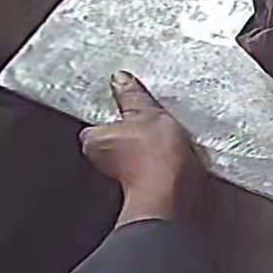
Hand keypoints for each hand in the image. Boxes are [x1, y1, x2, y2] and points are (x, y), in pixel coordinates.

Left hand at [80, 71, 202, 224]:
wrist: (175, 193)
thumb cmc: (154, 158)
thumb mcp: (146, 114)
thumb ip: (132, 96)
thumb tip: (120, 79)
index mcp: (93, 140)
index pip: (100, 121)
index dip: (120, 113)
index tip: (136, 106)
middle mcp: (103, 160)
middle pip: (120, 135)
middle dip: (137, 128)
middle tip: (157, 116)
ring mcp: (125, 174)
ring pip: (138, 149)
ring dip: (153, 142)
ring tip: (171, 133)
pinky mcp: (147, 183)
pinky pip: (154, 162)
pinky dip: (164, 156)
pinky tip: (179, 150)